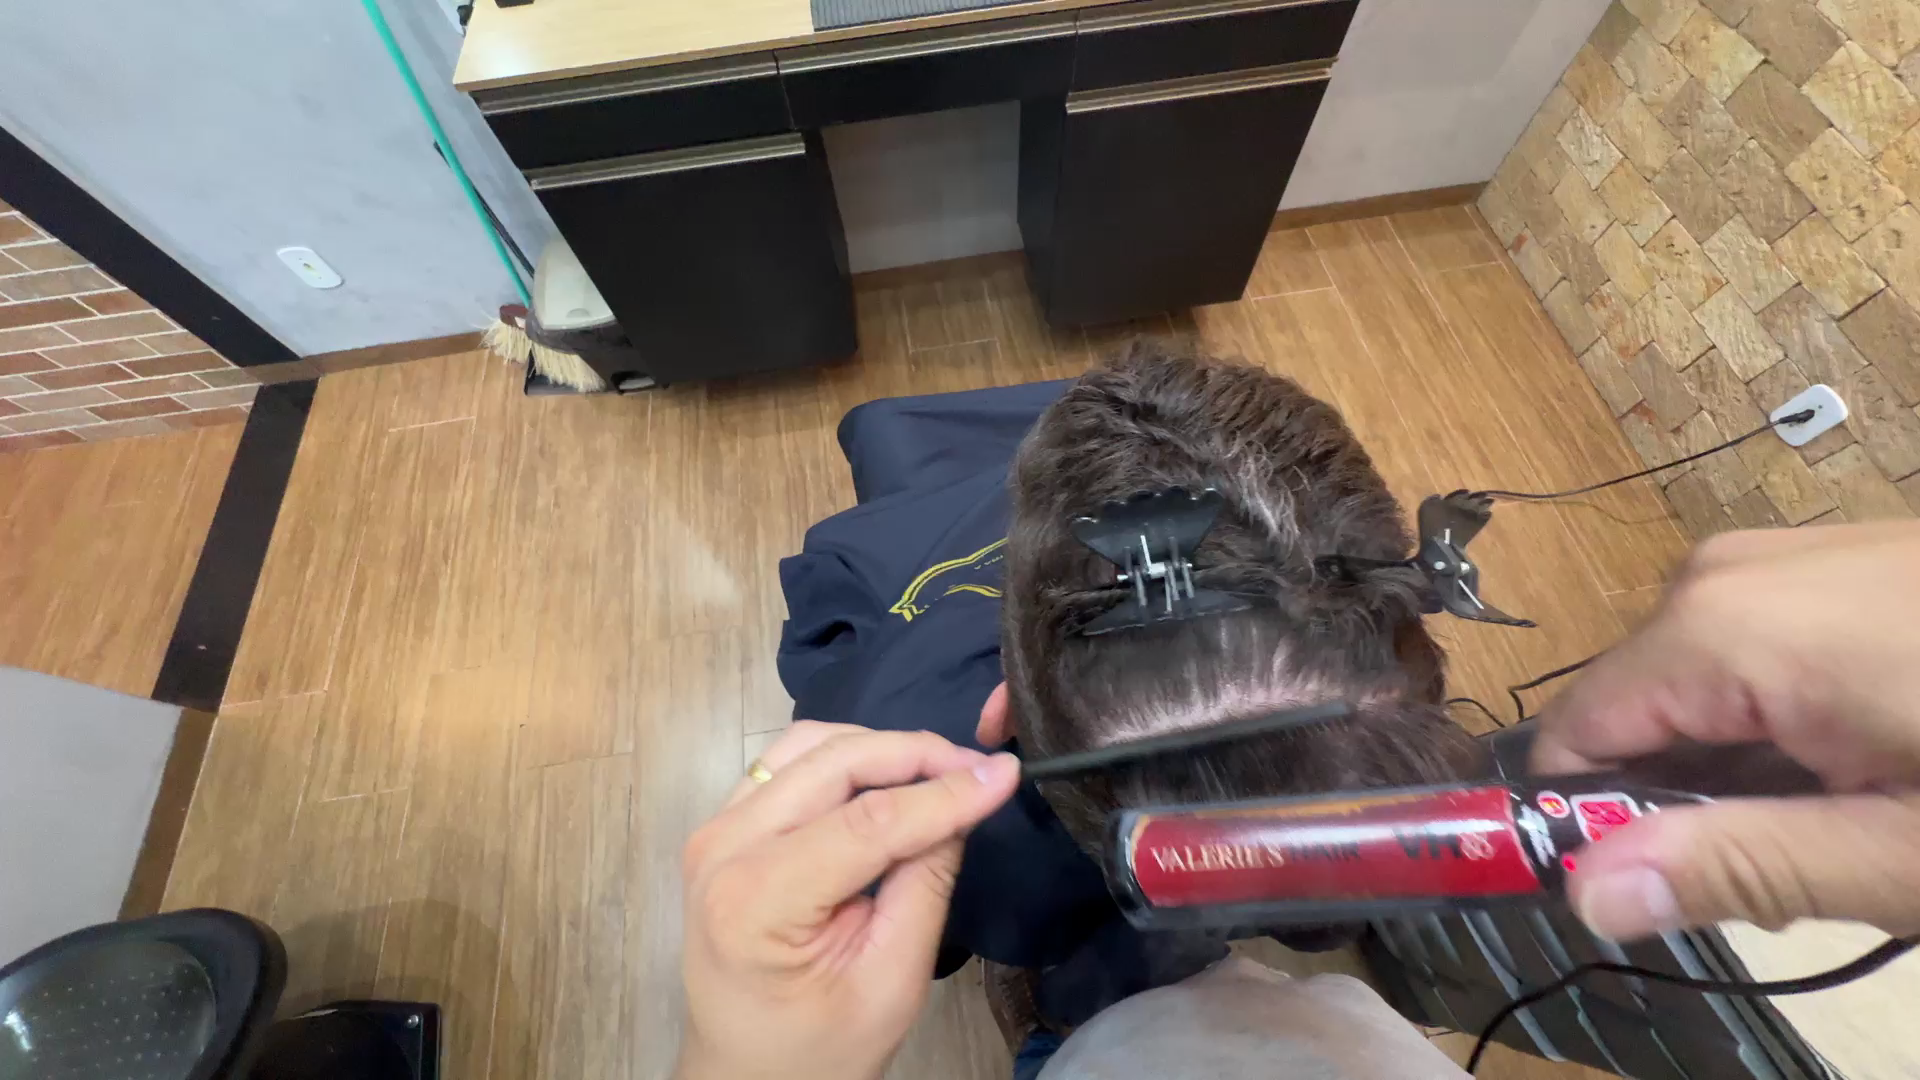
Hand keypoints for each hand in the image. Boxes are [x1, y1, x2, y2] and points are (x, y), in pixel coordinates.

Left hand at [675, 721, 1021, 1079]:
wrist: (747, 1078)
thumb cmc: (821, 1049)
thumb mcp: (892, 981)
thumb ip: (928, 880)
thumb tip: (964, 796)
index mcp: (756, 900)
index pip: (867, 821)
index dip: (942, 792)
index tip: (1005, 772)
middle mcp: (724, 846)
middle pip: (834, 763)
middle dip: (916, 754)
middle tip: (978, 767)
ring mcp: (717, 826)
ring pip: (810, 743)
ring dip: (880, 746)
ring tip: (936, 771)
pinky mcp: (725, 820)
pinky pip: (790, 758)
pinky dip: (846, 753)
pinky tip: (884, 774)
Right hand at [1530, 523, 1919, 938]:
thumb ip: (1743, 867)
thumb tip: (1581, 897)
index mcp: (1713, 630)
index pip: (1573, 732)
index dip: (1588, 812)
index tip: (1658, 884)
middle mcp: (1715, 576)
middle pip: (1635, 708)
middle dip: (1688, 790)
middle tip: (1817, 854)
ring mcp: (1776, 559)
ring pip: (1692, 682)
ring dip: (1742, 758)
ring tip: (1867, 804)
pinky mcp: (1827, 562)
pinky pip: (1747, 647)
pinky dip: (1785, 714)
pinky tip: (1884, 745)